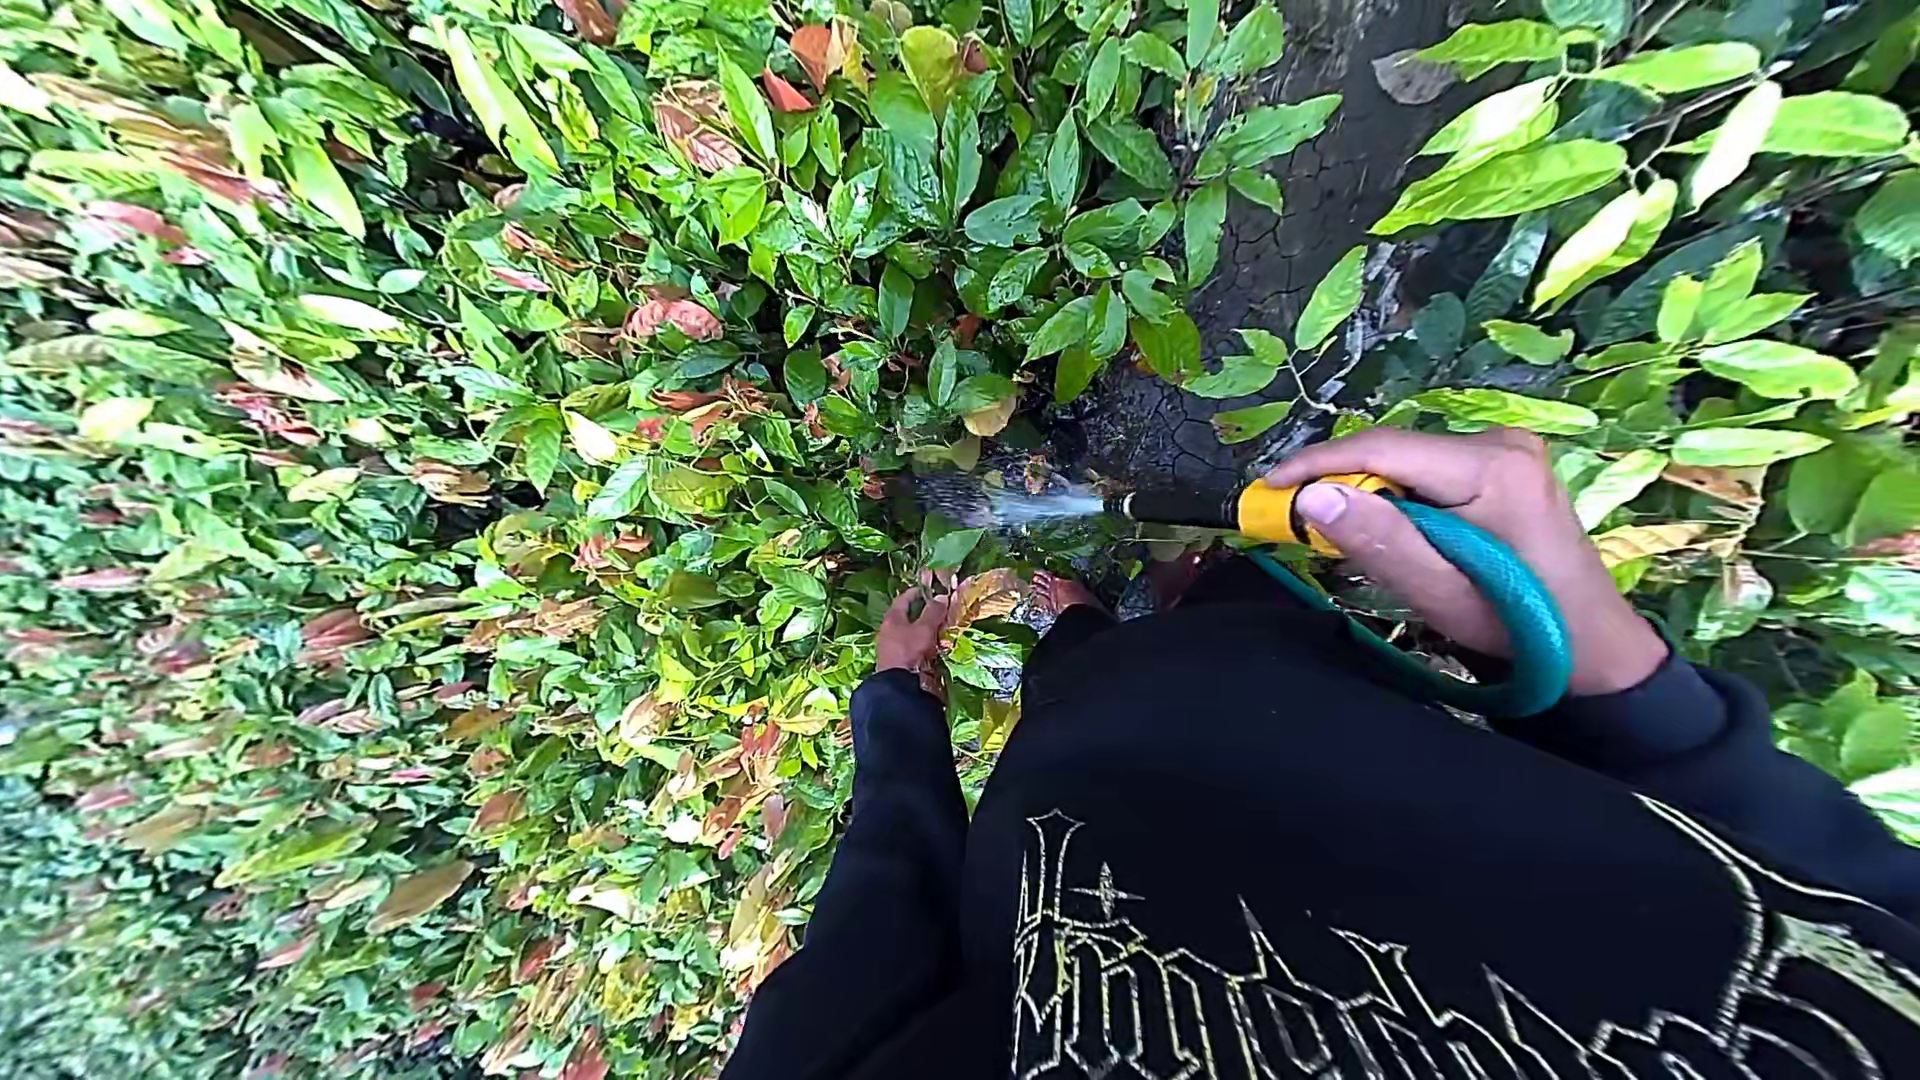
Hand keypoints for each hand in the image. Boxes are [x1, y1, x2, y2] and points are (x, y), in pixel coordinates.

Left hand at [876, 587, 949, 673]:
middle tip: (936, 609)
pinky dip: (919, 643)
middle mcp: (887, 630)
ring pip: (907, 632)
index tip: (928, 589)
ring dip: (920, 629)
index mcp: (892, 618)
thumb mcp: (925, 628)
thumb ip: (933, 612)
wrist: (898, 685)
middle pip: (904, 616)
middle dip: (920, 612)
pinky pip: (908, 646)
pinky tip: (930, 647)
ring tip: (937, 628)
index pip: (903, 599)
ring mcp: (889, 647)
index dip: (916, 592)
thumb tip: (941, 597)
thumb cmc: (909, 651)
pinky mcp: (895, 661)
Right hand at [1263, 427, 1668, 695]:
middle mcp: (1499, 442)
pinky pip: (1417, 469)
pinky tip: (1381, 524)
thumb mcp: (1437, 590)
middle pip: (1389, 450)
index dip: (1316, 463)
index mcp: (1492, 467)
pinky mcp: (1498, 463)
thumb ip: (1379, 540)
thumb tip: (1313, 495)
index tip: (1268, 486)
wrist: (1590, 643)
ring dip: (1359, 489)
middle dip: (1335, 481)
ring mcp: (1502, 449)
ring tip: (1334, 528)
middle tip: (1294, 517)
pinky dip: (1385, 493)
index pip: (1381, 448)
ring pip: (1399, 459)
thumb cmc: (1515, 622)